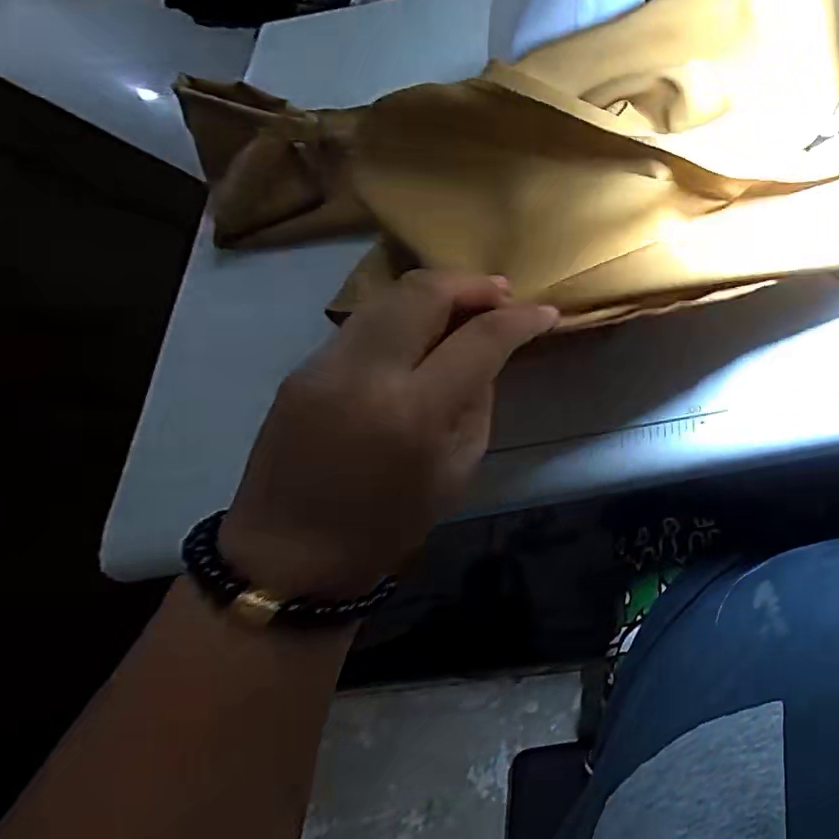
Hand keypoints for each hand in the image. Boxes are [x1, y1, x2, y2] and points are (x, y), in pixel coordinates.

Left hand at [220, 271, 559, 596]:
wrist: (291, 552)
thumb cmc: (394, 518)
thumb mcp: (462, 461)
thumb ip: (478, 398)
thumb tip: (490, 352)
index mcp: (415, 410)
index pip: (480, 338)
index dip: (521, 319)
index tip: (547, 313)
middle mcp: (365, 373)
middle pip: (423, 293)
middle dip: (473, 285)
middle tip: (505, 295)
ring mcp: (324, 365)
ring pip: (388, 297)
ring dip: (437, 292)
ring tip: (470, 305)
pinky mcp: (302, 368)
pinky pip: (366, 322)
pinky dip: (406, 315)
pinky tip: (425, 332)